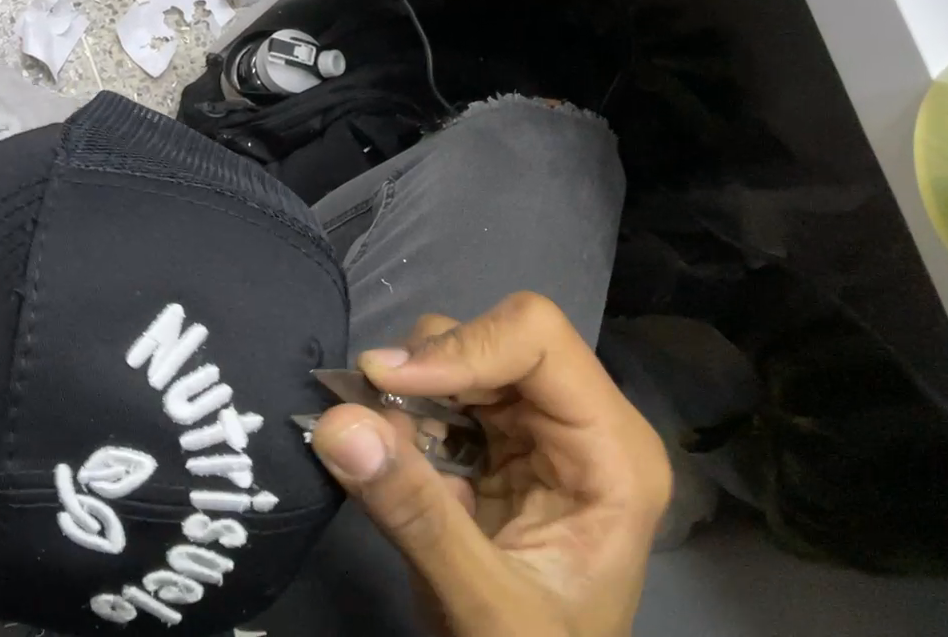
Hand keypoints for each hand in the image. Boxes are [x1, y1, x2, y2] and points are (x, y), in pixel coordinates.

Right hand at [311, 293, 670, 636]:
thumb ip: (415, 516)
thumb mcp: (485, 609)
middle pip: (489, 338)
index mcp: (612, 452)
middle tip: (372, 422)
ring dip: (403, 392)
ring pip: (454, 356)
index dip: (460, 348)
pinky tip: (393, 460)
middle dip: (423, 373)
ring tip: (387, 454)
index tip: (385, 380)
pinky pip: (432, 393)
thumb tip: (335, 423)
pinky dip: (396, 411)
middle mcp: (577, 423)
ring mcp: (532, 430)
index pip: (537, 339)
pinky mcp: (490, 443)